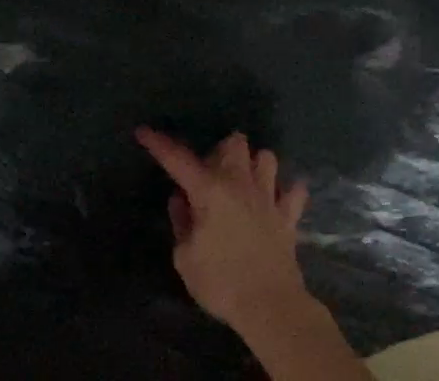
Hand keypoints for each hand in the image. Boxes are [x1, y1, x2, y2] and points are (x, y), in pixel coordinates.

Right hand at [136, 127, 311, 334]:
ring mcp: (269, 197)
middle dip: (219, 151)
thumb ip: (182, 223)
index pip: (179, 160)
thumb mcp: (185, 258)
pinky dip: (286, 191)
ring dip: (253, 164)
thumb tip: (181, 200)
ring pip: (266, 157)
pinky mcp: (289, 215)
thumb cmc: (220, 282)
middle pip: (234, 143)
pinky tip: (277, 200)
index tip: (144, 132)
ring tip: (243, 182)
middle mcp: (241, 184)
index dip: (159, 144)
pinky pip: (294, 191)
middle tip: (208, 175)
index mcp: (210, 191)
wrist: (270, 305)